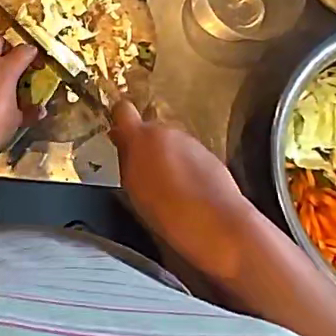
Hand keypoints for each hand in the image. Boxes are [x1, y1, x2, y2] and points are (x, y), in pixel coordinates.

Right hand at [109, 99, 275, 288]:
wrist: (217, 225)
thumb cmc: (166, 209)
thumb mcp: (132, 186)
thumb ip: (125, 157)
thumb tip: (119, 139)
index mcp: (142, 136)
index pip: (123, 110)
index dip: (119, 121)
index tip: (117, 136)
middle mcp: (169, 131)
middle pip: (150, 130)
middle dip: (145, 146)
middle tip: (141, 174)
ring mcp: (193, 142)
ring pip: (171, 144)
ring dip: (166, 158)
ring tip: (166, 189)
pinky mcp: (211, 156)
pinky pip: (189, 157)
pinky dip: (185, 168)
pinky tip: (187, 194)